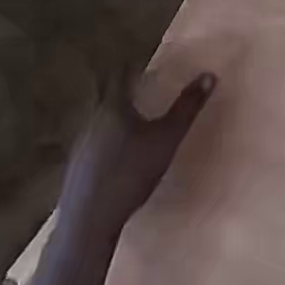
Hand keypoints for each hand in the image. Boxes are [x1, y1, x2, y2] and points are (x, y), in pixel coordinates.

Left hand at [59, 72, 215, 232]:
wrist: (89, 220)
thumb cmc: (131, 172)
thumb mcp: (167, 139)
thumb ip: (187, 107)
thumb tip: (208, 75)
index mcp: (113, 107)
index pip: (120, 76)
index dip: (131, 67)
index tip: (141, 64)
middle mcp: (92, 119)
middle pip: (107, 97)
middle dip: (124, 93)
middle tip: (142, 91)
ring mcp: (80, 145)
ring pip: (99, 121)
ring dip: (115, 118)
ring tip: (133, 124)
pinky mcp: (75, 168)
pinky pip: (93, 144)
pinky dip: (106, 141)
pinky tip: (117, 158)